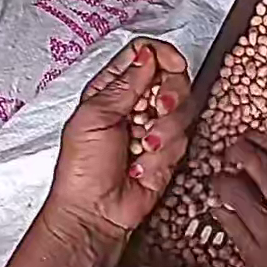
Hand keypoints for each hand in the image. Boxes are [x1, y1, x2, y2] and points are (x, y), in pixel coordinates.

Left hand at [45, 37, 196, 242]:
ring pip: (183, 110)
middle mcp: (137, 105)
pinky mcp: (171, 151)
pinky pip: (183, 139)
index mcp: (112, 89)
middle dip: (172, 94)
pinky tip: (144, 165)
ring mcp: (156, 127)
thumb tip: (146, 56)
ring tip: (143, 147)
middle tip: (159, 109)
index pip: (144, 55)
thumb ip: (124, 84)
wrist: (97, 211)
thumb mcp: (94, 116)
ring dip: (166, 130)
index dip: (161, 55)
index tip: (169, 63)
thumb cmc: (83, 169)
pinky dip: (165, 153)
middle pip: (173, 78)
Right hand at [209, 131, 266, 266]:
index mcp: (264, 222)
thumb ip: (235, 231)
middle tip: (229, 152)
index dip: (219, 181)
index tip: (216, 182)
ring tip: (250, 136)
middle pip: (256, 163)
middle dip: (237, 150)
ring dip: (263, 140)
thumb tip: (218, 208)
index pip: (233, 189)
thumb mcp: (256, 258)